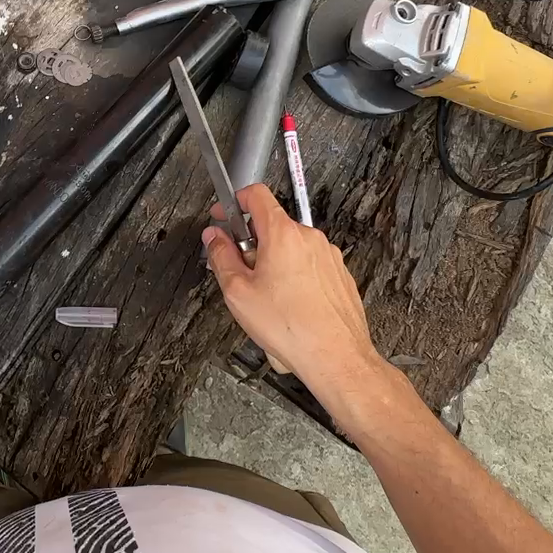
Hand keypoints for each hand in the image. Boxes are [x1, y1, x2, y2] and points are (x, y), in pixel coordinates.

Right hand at [204, 184, 384, 393]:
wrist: (335, 357)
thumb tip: (214, 238)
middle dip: (252, 241)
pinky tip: (288, 304)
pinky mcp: (339, 274)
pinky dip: (294, 275)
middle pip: (272, 224)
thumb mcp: (237, 291)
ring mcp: (328, 256)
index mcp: (283, 235)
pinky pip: (308, 264)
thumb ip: (221, 256)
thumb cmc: (291, 328)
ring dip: (273, 260)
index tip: (224, 214)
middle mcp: (309, 238)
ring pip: (290, 246)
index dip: (234, 201)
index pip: (256, 195)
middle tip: (240, 267)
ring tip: (266, 294)